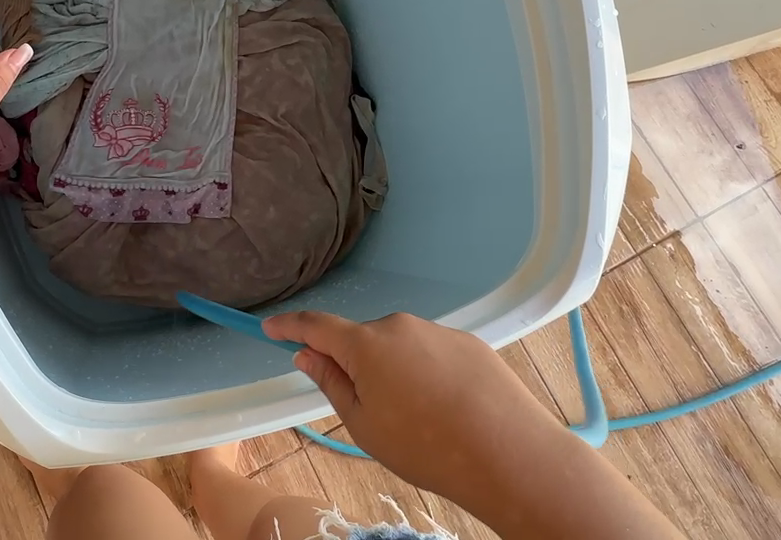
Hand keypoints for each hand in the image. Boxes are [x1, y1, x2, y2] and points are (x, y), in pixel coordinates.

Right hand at [263, 311, 570, 500]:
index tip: (269, 326)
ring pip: (399, 346)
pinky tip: (448, 408)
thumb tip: (306, 354)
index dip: (289, 326)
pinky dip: (428, 372)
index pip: (315, 325)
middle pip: (362, 339)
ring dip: (396, 369)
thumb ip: (331, 383)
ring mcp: (436, 330)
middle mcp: (397, 325)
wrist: (511, 455)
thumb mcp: (364, 426)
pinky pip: (432, 351)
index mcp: (364, 344)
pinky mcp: (468, 342)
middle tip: (371, 408)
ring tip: (420, 417)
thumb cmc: (426, 447)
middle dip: (356, 363)